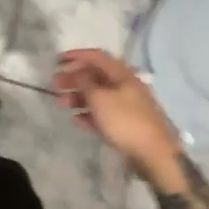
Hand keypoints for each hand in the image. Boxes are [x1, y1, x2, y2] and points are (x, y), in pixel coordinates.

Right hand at [53, 49, 182, 182]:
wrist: (153, 153)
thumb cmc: (125, 121)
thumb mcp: (101, 99)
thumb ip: (86, 83)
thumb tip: (78, 72)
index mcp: (122, 74)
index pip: (97, 57)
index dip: (76, 56)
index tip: (57, 61)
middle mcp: (126, 85)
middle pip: (96, 76)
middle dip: (74, 78)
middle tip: (55, 84)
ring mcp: (127, 105)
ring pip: (99, 96)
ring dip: (79, 97)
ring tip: (61, 103)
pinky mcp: (126, 123)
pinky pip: (104, 114)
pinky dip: (89, 114)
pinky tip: (76, 120)